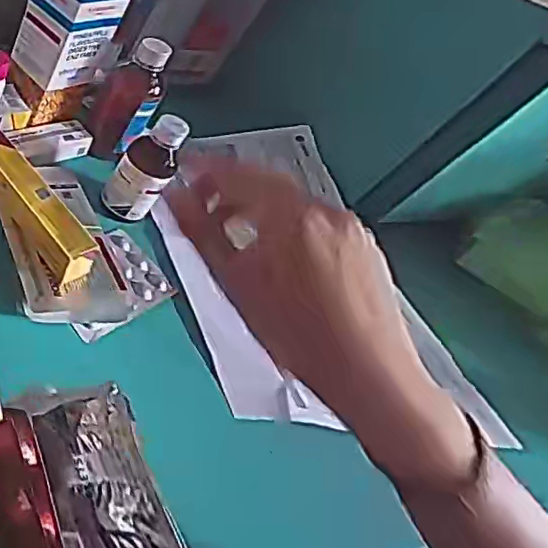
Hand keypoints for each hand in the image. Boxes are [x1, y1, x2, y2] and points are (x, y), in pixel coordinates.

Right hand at [166, 159, 477, 487]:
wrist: (371, 378)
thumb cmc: (307, 341)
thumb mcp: (234, 283)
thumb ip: (199, 232)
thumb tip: (177, 200)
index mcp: (290, 215)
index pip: (237, 173)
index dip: (204, 169)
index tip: (188, 169)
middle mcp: (325, 213)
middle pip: (266, 181)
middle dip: (230, 188)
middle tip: (204, 199)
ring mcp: (348, 228)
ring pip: (291, 200)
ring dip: (258, 206)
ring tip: (235, 230)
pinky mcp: (363, 245)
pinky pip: (316, 218)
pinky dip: (288, 223)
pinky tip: (275, 251)